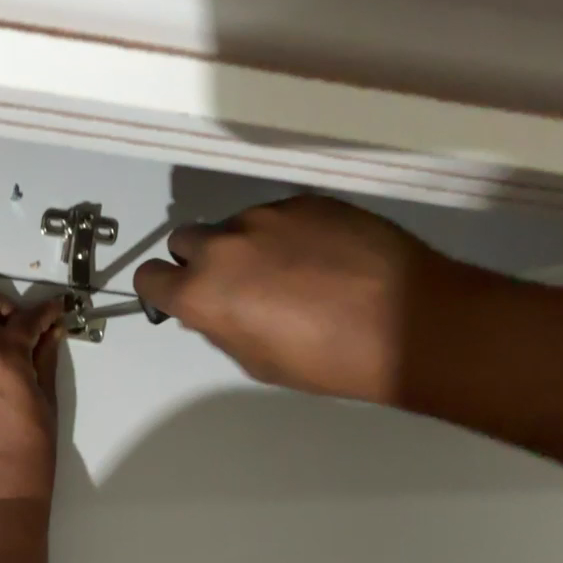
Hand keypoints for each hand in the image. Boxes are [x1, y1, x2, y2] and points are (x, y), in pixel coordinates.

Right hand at [133, 195, 489, 403]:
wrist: (414, 324)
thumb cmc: (330, 360)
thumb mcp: (257, 362)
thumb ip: (219, 328)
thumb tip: (210, 310)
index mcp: (201, 293)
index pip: (148, 276)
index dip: (163, 288)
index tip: (184, 296)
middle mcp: (221, 246)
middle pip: (184, 240)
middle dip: (201, 259)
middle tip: (241, 281)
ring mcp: (264, 217)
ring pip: (234, 226)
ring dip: (248, 244)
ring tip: (296, 269)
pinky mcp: (304, 200)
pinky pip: (278, 215)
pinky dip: (289, 232)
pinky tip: (325, 255)